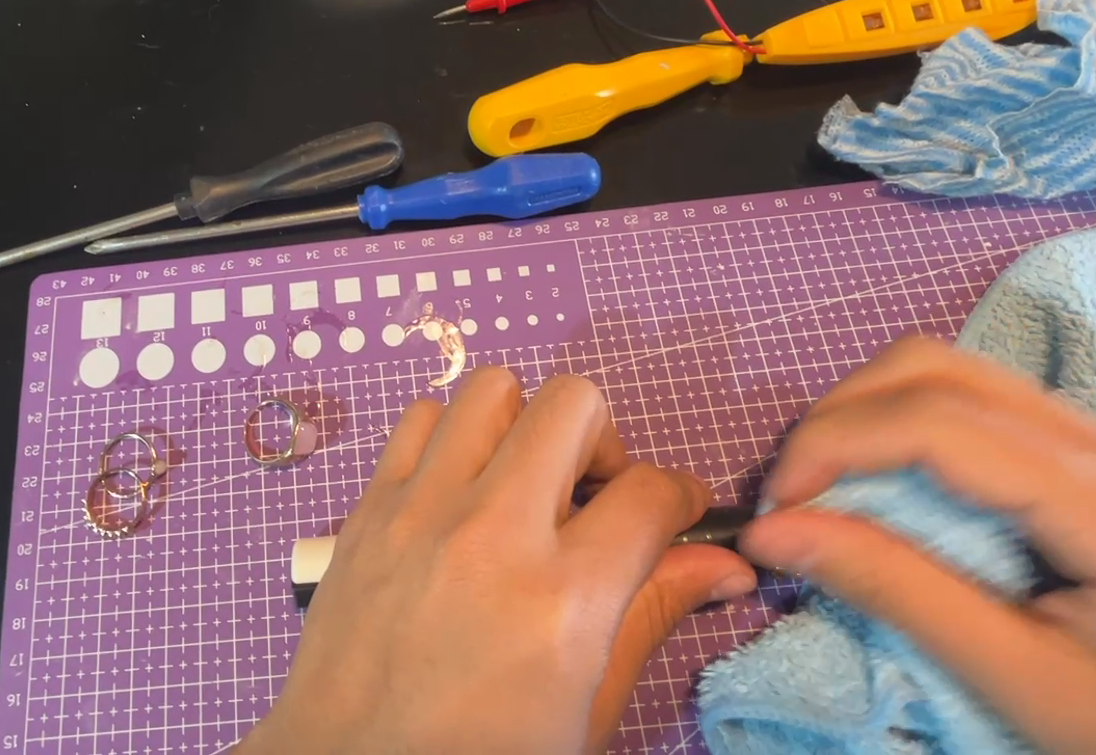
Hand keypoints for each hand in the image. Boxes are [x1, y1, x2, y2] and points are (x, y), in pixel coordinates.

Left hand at [244, 368, 755, 753]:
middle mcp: (493, 530)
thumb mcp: (587, 706)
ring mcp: (422, 506)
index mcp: (562, 600)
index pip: (648, 493)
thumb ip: (653, 615)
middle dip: (600, 436)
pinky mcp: (370, 502)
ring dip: (522, 424)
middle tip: (587, 489)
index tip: (675, 509)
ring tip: (518, 480)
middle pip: (571, 403)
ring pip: (492, 389)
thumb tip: (725, 561)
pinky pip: (420, 416)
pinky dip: (450, 435)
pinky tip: (454, 486)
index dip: (680, 493)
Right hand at [741, 337, 1095, 754]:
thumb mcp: (1031, 688)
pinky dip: (907, 428)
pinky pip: (980, 404)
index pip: (937, 421)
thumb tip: (771, 532)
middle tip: (797, 491)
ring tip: (832, 484)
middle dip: (840, 416)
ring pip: (953, 372)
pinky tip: (894, 484)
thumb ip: (895, 592)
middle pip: (937, 368)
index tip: (778, 506)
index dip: (833, 444)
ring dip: (868, 414)